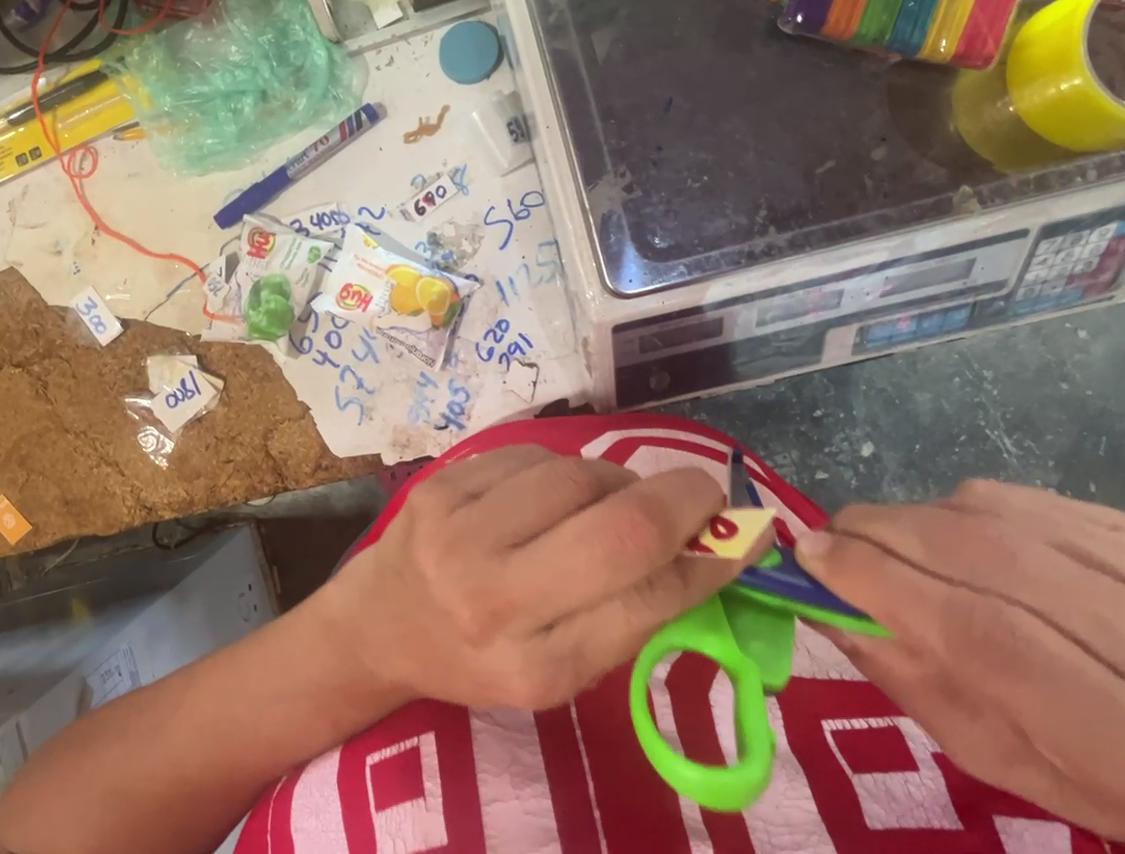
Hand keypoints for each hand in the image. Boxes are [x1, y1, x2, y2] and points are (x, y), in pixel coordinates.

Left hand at [323, 445, 770, 711]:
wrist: (380, 623)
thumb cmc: (478, 658)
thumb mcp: (558, 670)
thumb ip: (630, 614)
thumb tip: (713, 545)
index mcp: (532, 666)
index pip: (644, 602)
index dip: (709, 561)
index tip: (744, 535)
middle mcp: (490, 597)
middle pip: (619, 527)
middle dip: (682, 500)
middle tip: (700, 497)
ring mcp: (456, 530)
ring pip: (578, 475)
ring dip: (617, 483)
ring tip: (611, 504)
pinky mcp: (439, 484)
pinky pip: (533, 454)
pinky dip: (564, 470)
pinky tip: (555, 493)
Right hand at [798, 481, 1124, 852]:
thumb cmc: (1103, 780)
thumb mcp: (993, 757)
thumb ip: (906, 676)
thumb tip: (817, 600)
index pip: (986, 633)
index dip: (883, 582)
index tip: (809, 557)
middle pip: (990, 558)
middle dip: (883, 535)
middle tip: (824, 536)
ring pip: (1000, 516)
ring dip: (913, 517)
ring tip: (879, 538)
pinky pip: (1027, 499)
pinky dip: (962, 508)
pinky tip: (948, 533)